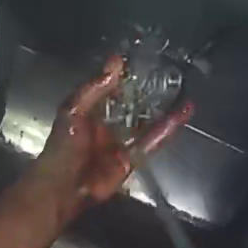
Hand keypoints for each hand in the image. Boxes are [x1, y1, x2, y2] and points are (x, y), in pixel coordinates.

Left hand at [21, 54, 192, 220]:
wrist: (64, 188)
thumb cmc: (63, 146)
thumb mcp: (72, 110)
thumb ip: (94, 88)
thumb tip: (116, 62)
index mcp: (90, 110)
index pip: (110, 87)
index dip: (125, 75)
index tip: (142, 60)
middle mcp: (107, 123)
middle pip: (132, 104)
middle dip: (149, 91)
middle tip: (170, 74)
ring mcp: (121, 141)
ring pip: (146, 121)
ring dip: (164, 108)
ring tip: (184, 91)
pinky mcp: (133, 158)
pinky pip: (152, 141)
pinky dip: (168, 128)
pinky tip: (182, 113)